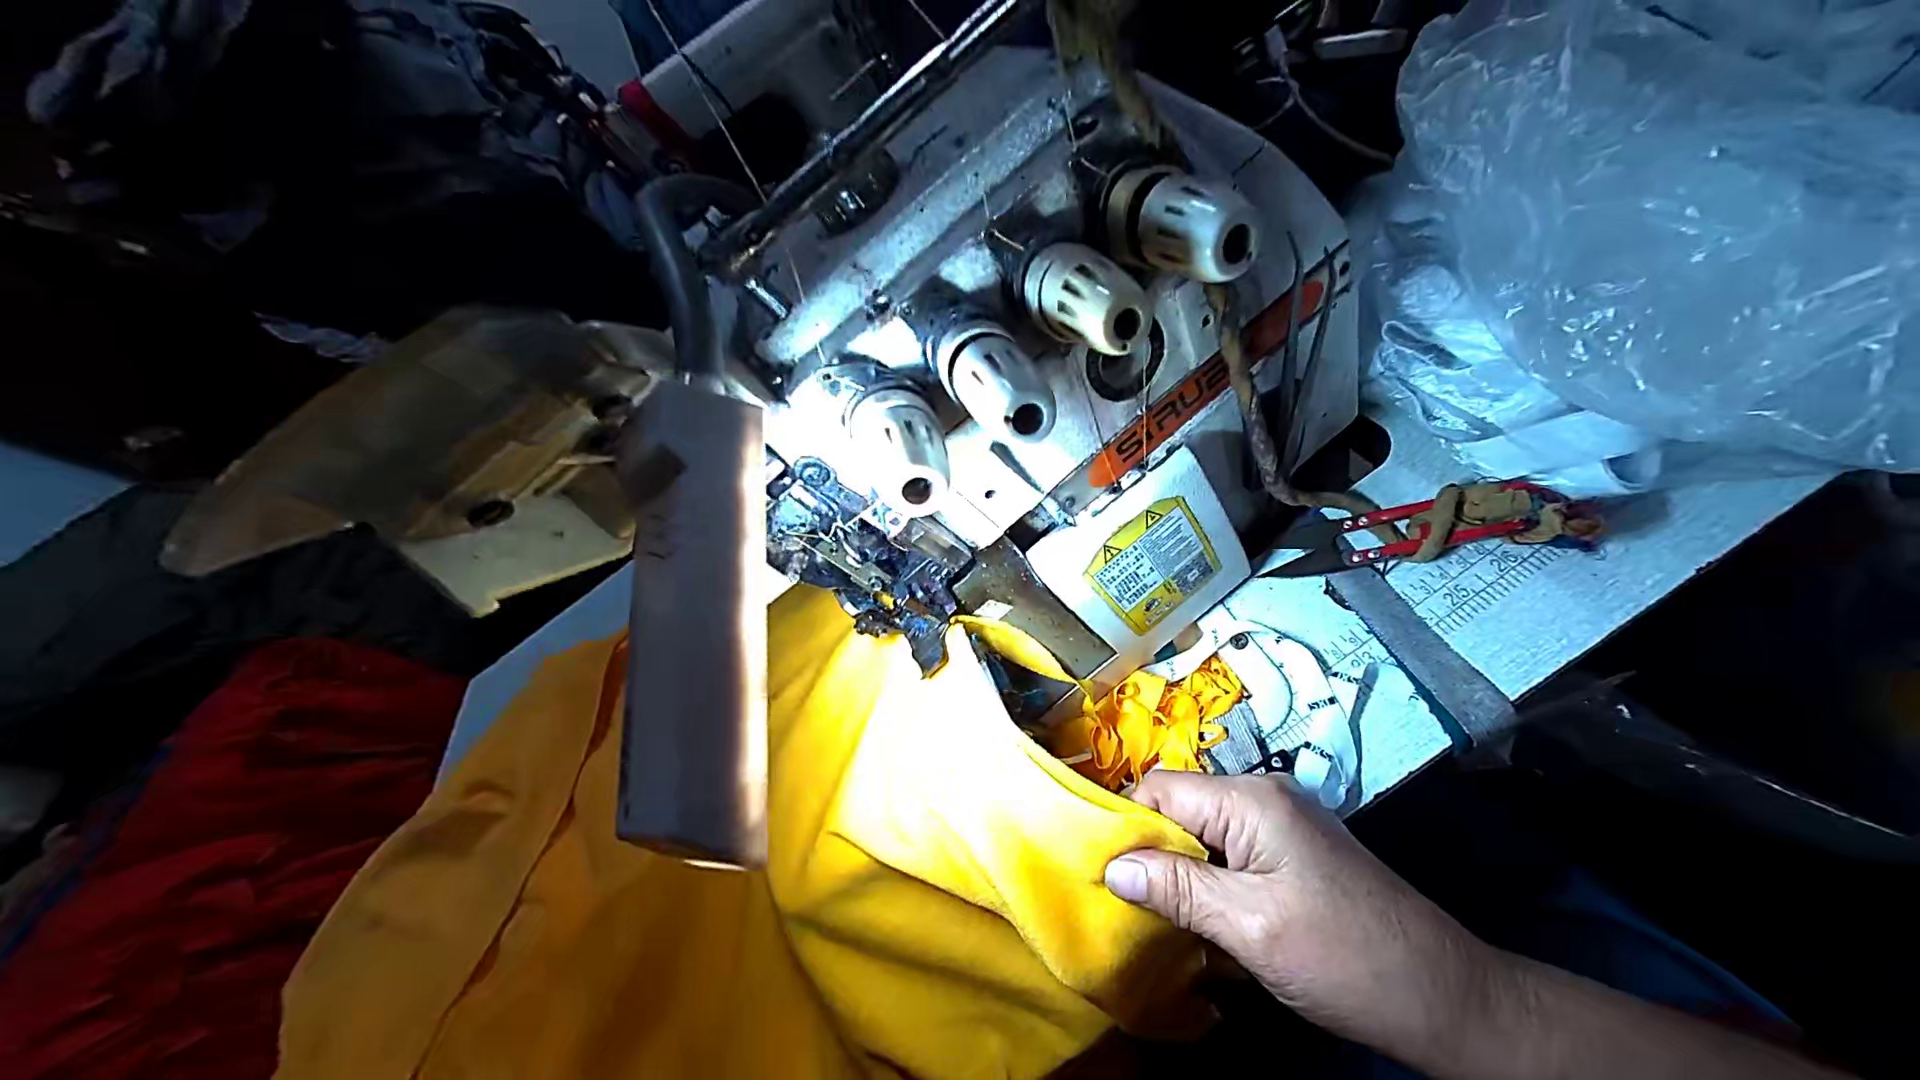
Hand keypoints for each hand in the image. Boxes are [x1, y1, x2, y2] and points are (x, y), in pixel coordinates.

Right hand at [1104, 771, 1499, 1064]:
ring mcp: (1279, 825)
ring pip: (1201, 836)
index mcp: (1250, 800)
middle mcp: (1261, 798)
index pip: (1161, 789)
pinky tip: (1210, 924)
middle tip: (1134, 904)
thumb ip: (1177, 890)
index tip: (1104, 871)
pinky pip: (1228, 855)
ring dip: (1181, 876)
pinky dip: (1210, 885)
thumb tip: (1111, 867)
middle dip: (1153, 855)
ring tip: (1168, 920)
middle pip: (1179, 810)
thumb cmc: (1346, 957)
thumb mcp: (1249, 926)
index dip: (1127, 825)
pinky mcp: (1290, 853)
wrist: (1448, 999)